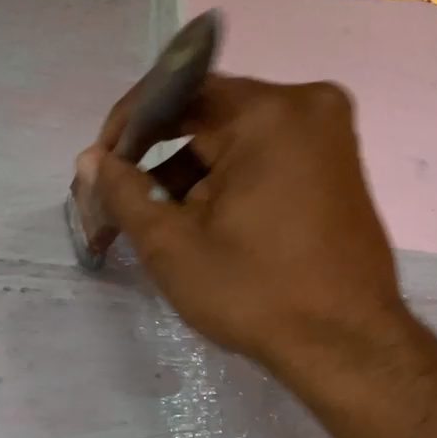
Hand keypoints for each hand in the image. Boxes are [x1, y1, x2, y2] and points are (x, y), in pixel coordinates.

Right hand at [76, 75, 412, 374]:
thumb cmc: (254, 292)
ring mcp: (328, 136)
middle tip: (118, 199)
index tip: (100, 166)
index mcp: (269, 113)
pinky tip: (196, 222)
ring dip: (188, 173)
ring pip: (234, 139)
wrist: (344, 345)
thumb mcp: (172, 245)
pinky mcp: (335, 167)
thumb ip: (124, 193)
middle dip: (157, 156)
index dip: (129, 125)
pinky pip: (264, 156)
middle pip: (208, 115)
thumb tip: (91, 160)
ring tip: (152, 222)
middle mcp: (306, 107)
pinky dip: (225, 181)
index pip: (179, 92)